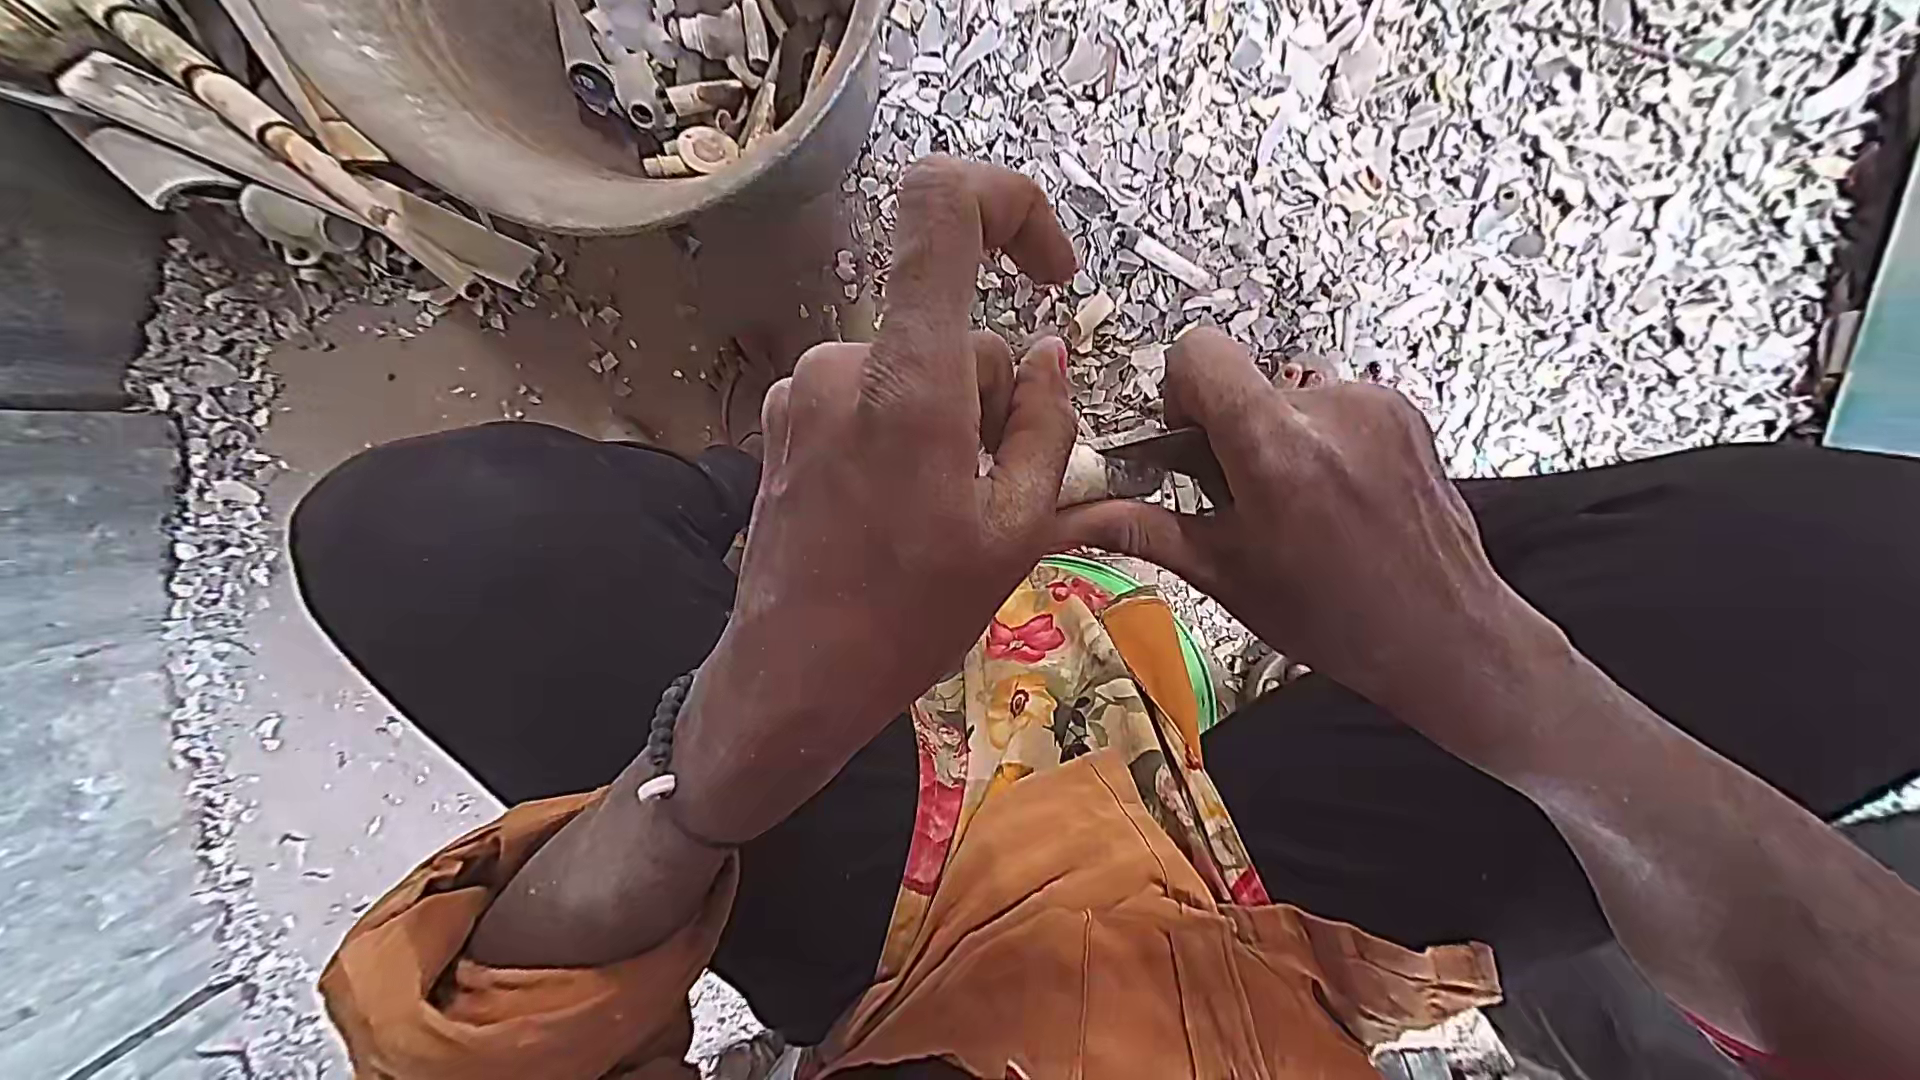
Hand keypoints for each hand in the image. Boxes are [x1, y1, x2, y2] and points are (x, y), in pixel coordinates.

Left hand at [669, 157, 1078, 843]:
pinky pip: (866, 394)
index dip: (1008, 204)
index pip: (940, 210)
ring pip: (909, 368)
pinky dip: (900, 427)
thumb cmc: (911, 614)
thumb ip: (1043, 428)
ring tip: (942, 507)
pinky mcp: (783, 420)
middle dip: (988, 394)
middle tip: (994, 484)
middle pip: (948, 332)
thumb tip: (1048, 355)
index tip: (1050, 269)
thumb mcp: (1013, 531)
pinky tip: (896, 502)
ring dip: (945, 418)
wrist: (795, 672)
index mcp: (909, 382)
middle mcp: (843, 363)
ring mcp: (802, 391)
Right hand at [1057, 327, 1530, 719]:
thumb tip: (1068, 518)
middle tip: (1235, 488)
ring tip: (1288, 497)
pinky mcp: (1400, 407)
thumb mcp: (1220, 572)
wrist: (1442, 631)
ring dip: (1265, 431)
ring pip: (1278, 389)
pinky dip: (1307, 434)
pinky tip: (1325, 489)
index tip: (1186, 440)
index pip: (1199, 352)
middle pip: (1236, 375)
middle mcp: (1330, 409)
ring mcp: (1373, 403)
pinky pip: (1323, 400)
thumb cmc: (1326, 615)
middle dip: (1219, 423)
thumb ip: (1139, 529)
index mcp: (1276, 450)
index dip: (1178, 390)